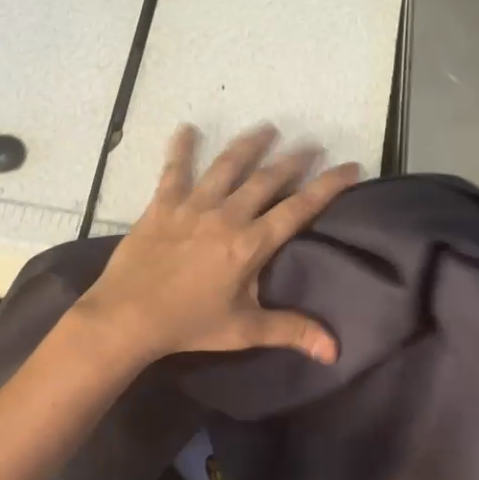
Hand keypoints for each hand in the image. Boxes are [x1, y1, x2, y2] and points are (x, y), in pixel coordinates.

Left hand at [75, 124, 359, 365]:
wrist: (127, 317)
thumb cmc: (189, 325)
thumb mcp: (244, 330)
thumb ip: (291, 331)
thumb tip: (334, 351)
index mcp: (250, 244)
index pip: (299, 208)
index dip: (328, 186)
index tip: (351, 167)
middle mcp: (227, 216)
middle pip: (267, 179)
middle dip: (293, 160)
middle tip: (311, 144)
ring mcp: (192, 206)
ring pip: (227, 166)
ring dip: (249, 145)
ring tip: (267, 128)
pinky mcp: (162, 205)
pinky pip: (174, 170)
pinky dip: (181, 148)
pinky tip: (187, 128)